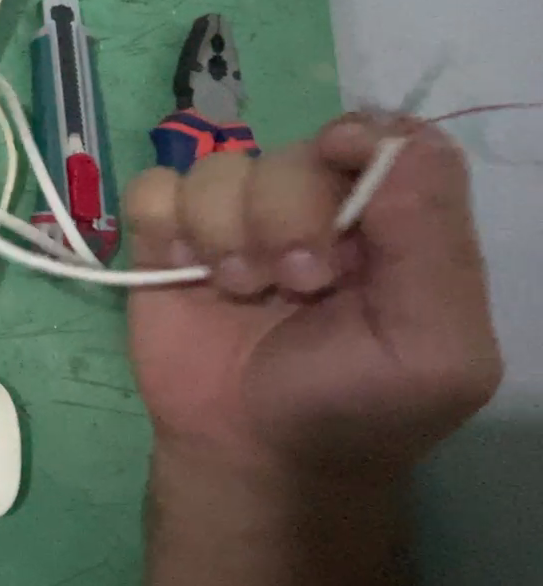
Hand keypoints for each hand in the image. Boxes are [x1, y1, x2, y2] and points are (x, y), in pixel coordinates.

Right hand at [122, 115, 501, 478]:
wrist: (248, 449)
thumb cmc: (354, 406)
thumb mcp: (435, 347)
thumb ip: (430, 246)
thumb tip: (387, 142)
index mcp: (384, 230)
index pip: (377, 141)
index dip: (355, 136)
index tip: (336, 159)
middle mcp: (304, 215)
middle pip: (285, 155)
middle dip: (282, 216)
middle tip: (290, 284)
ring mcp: (226, 225)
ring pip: (213, 169)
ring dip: (219, 228)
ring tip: (232, 289)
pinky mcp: (161, 239)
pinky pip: (150, 188)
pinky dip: (161, 220)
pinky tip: (179, 267)